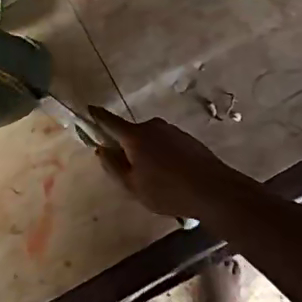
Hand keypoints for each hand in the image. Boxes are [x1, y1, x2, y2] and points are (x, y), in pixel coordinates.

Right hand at [88, 105, 247, 218]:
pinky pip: (166, 144)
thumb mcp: (133, 186)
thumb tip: (101, 149)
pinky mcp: (187, 138)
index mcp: (134, 136)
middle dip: (127, 148)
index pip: (109, 121)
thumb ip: (113, 167)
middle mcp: (152, 126)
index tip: (89, 110)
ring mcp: (171, 130)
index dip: (97, 116)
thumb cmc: (167, 191)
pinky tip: (171, 177)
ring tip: (155, 180)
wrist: (213, 189)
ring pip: (150, 140)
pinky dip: (163, 156)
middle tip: (130, 172)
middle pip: (131, 134)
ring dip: (147, 153)